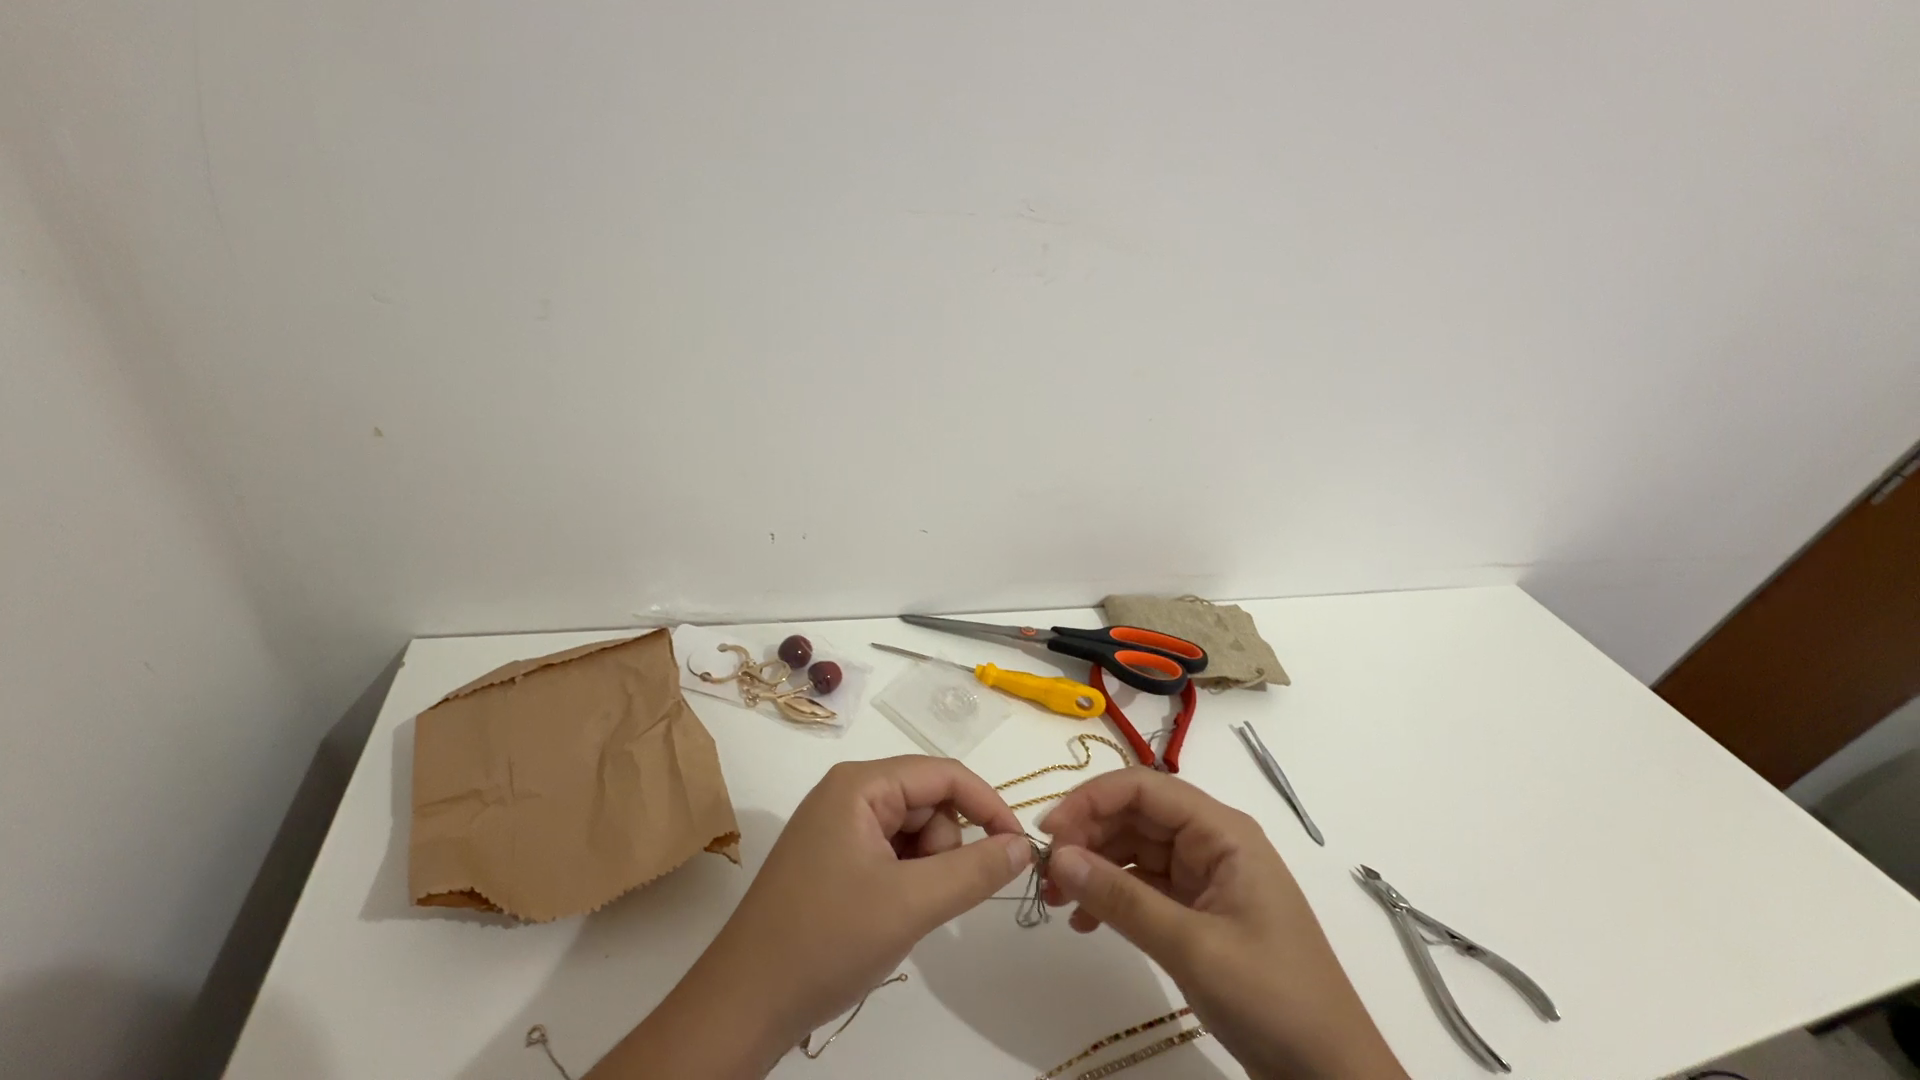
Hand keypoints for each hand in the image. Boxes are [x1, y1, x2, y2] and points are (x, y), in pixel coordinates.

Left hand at [591, 756, 1031, 1078]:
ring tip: (904, 913)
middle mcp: (847, 794)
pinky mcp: (832, 860)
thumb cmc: (827, 940)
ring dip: (927, 870)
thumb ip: (975, 869)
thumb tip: (1024, 845)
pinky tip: (888, 917)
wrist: (745, 1003)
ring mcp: (836, 827)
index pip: (944, 774)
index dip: (988, 805)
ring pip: (913, 833)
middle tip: (932, 898)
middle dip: (947, 848)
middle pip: (928, 803)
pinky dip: (906, 882)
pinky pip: (890, 854)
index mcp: (859, 784)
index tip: (1019, 849)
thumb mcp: (912, 903)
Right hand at [1039, 768, 1407, 1079]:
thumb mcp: (1191, 946)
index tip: (1048, 834)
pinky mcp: (1199, 910)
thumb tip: (1058, 857)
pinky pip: (1144, 886)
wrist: (1327, 1071)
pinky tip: (1087, 924)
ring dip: (1094, 868)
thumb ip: (1122, 898)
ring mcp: (1206, 877)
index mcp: (1222, 832)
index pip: (1145, 788)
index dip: (1091, 800)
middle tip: (1046, 875)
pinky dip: (1112, 897)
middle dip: (1087, 836)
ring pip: (1135, 849)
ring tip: (1058, 902)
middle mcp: (1212, 842)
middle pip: (1136, 815)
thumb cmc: (1271, 997)